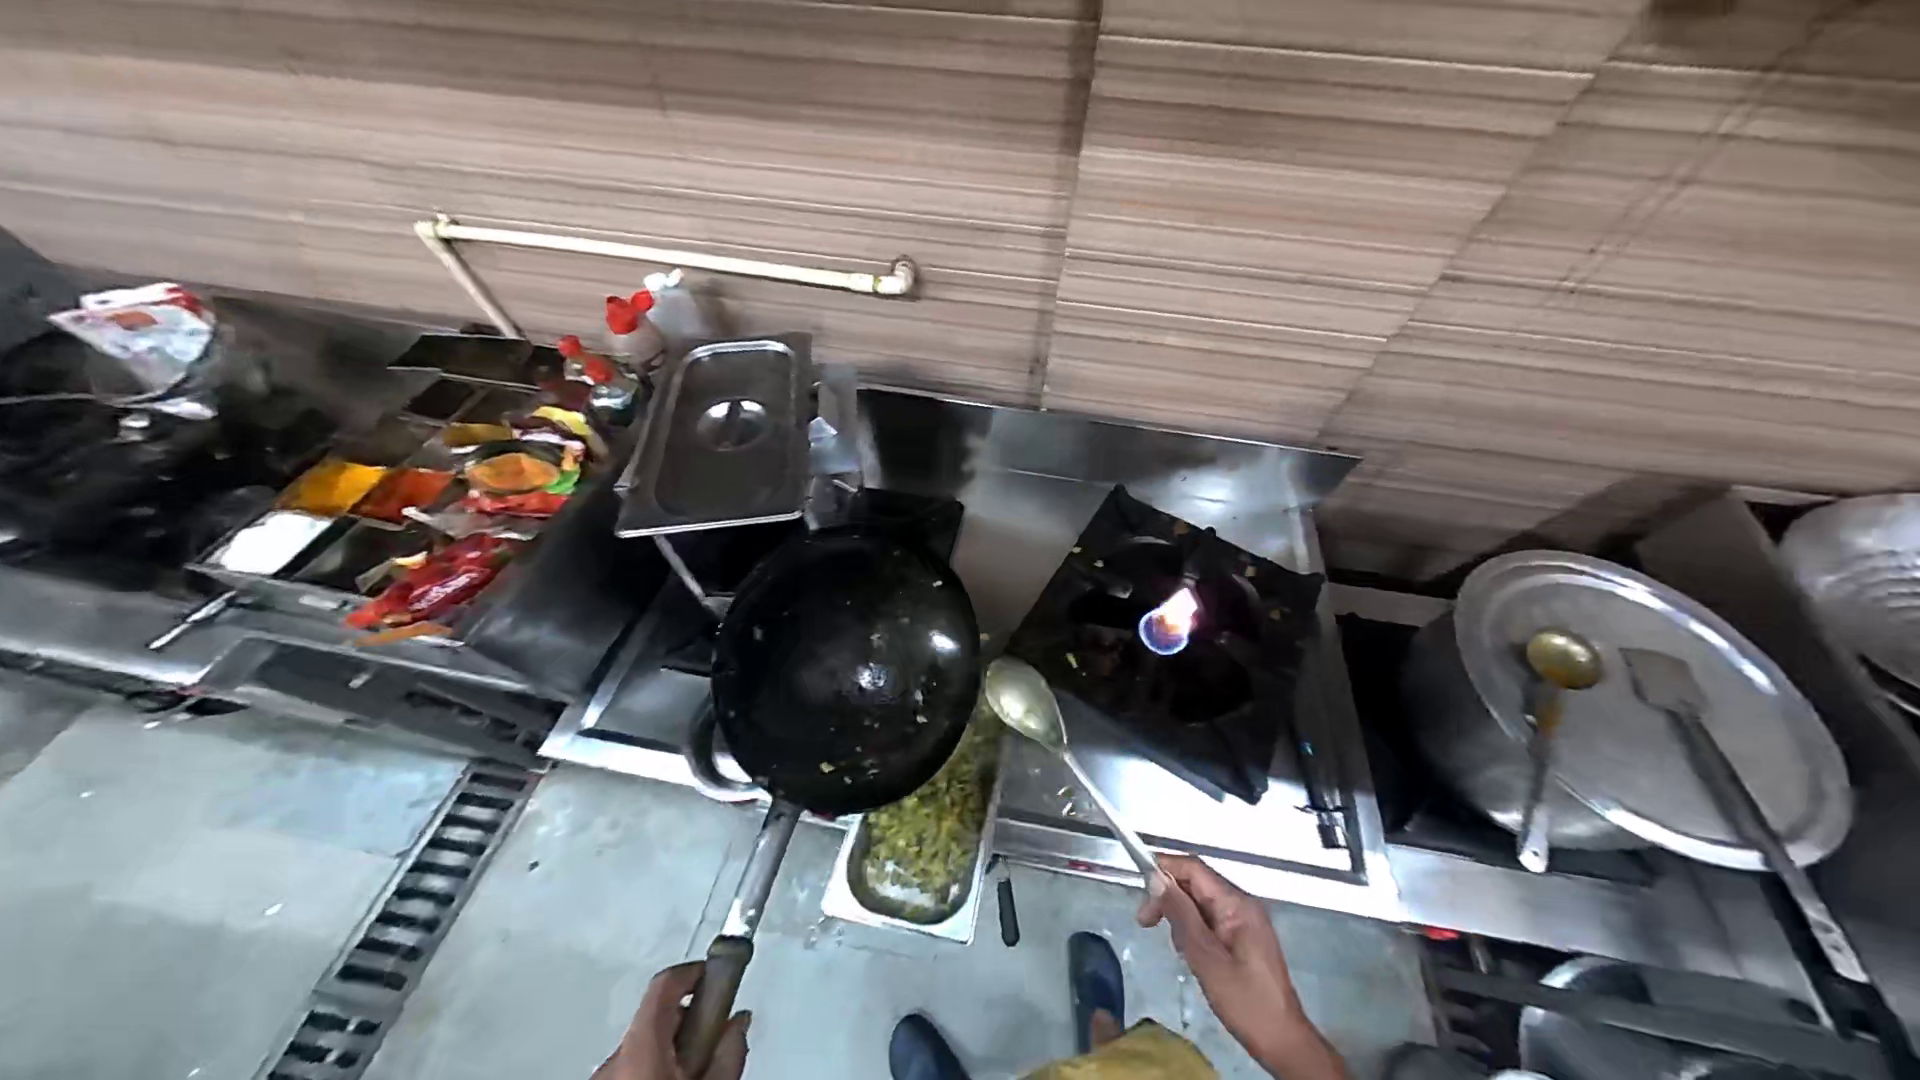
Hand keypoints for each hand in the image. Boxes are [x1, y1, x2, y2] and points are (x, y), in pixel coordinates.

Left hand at [591, 962, 751, 1079]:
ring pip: (642, 1045)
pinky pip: (628, 1068)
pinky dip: (650, 1068)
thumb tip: (738, 1021)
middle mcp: (612, 1059)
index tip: (716, 975)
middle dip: (687, 1020)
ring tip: (692, 1072)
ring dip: (669, 1049)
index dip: (693, 972)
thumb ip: (728, 1052)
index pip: (664, 983)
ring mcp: (599, 1078)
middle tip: (712, 1039)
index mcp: (640, 1046)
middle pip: (656, 1017)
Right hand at [1136, 855, 1346, 1079]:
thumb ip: (1180, 914)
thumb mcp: (1205, 957)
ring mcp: (1246, 921)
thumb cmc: (1245, 1002)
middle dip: (1168, 897)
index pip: (1194, 868)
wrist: (1285, 1044)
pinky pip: (1211, 920)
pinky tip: (1190, 953)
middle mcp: (1243, 905)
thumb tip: (1156, 879)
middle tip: (1145, 921)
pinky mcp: (1245, 938)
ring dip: (1180, 916)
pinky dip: (1193, 930)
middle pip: (1196, 883)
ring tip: (1176, 947)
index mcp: (1237, 904)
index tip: (1139, 886)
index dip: (1164, 868)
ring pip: (1201, 902)